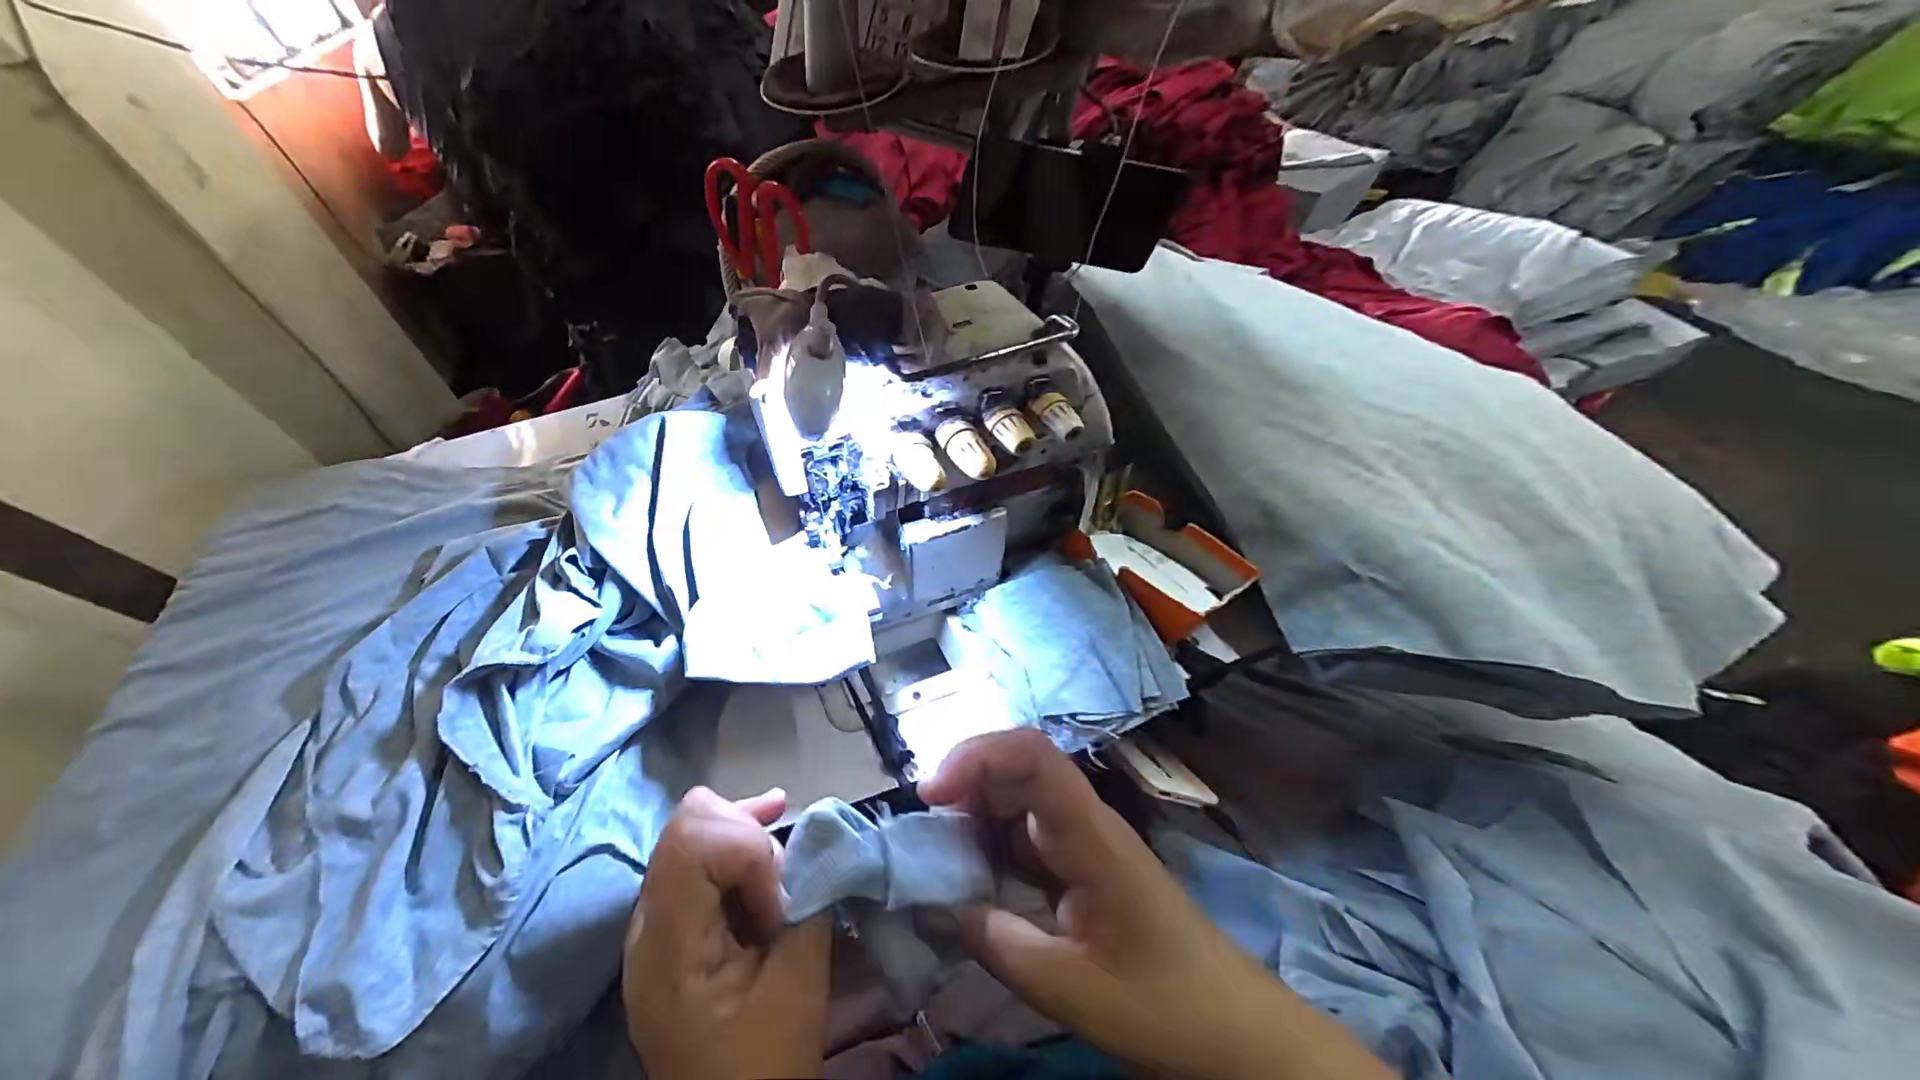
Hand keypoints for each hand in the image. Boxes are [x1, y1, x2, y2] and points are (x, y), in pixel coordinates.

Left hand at [622, 787, 831, 1079]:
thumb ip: (810, 903)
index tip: (779, 902)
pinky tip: (769, 852)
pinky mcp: (670, 927)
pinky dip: (736, 848)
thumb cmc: (766, 1063)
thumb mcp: (798, 986)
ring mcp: (652, 925)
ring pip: (692, 833)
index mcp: (667, 948)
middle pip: (688, 824)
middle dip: (747, 828)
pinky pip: (697, 861)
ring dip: (744, 833)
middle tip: (786, 866)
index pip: (693, 841)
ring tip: (783, 855)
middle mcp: (645, 925)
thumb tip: (821, 838)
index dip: (749, 850)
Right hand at [921, 730, 1391, 1079]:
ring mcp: (1084, 840)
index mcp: (1090, 835)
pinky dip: (990, 844)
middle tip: (922, 828)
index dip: (977, 756)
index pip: (1032, 757)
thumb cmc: (1164, 1005)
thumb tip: (945, 908)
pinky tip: (970, 875)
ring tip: (936, 853)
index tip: (932, 793)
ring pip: (1018, 798)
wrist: (1236, 1028)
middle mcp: (1085, 822)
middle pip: (1018, 767)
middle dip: (964, 783)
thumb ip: (1002, 945)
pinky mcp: (1081, 863)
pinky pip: (1025, 835)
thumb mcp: (1073, 990)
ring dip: (973, 814)